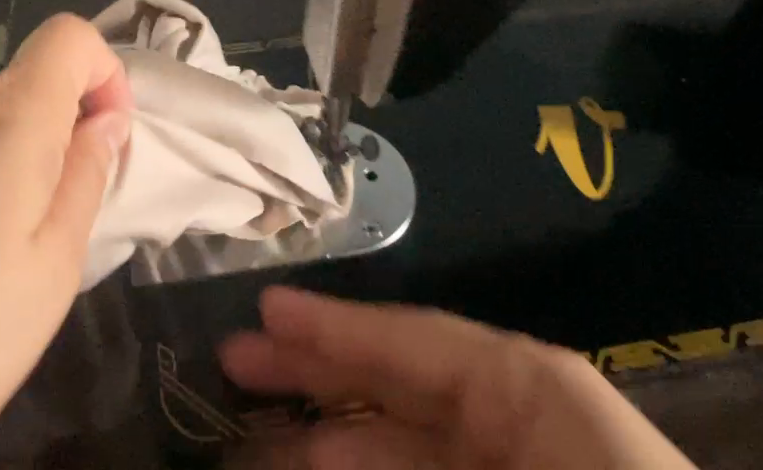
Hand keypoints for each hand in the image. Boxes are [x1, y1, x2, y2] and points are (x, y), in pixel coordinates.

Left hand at [0, 14, 132, 469]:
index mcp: (4, 120)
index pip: (67, 36)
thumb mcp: (50, 271)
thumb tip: (106, 120)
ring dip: (5, 168)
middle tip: (48, 231)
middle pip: (24, 85)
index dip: (103, 74)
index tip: (104, 144)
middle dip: (56, 136)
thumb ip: (85, 178)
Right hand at [220, 287, 694, 469]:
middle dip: (317, 369)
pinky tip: (316, 468)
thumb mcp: (508, 432)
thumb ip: (387, 446)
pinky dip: (370, 466)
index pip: (414, 338)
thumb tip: (305, 450)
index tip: (263, 308)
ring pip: (405, 436)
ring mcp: (513, 453)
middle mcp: (519, 412)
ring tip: (254, 439)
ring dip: (333, 434)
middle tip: (233, 360)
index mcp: (529, 385)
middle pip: (401, 377)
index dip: (334, 324)